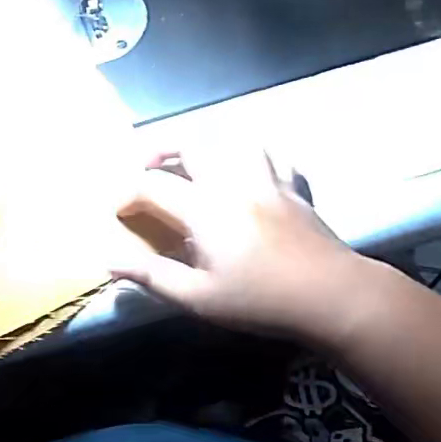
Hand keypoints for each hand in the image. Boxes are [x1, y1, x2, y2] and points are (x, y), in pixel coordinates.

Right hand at [112, 148, 379, 347]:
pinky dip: (257, 161)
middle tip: (149, 169)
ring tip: (201, 165)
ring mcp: (268, 181)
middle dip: (162, 151)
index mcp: (204, 208)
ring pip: (237, 141)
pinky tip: (253, 177)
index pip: (152, 187)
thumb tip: (111, 263)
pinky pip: (275, 160)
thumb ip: (153, 277)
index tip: (119, 212)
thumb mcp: (198, 297)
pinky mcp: (296, 190)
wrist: (329, 295)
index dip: (128, 196)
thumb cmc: (259, 300)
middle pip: (192, 145)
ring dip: (212, 147)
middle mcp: (233, 182)